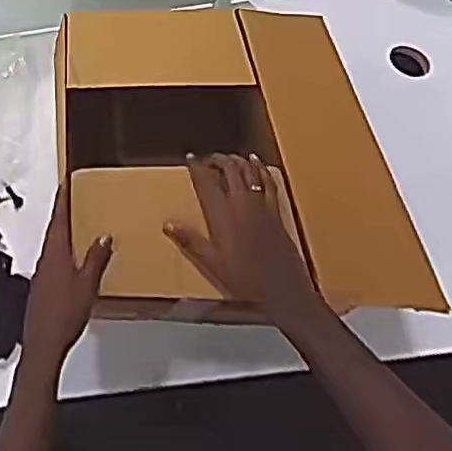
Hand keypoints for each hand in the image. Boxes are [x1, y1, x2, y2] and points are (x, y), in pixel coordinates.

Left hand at [20, 179, 111, 374]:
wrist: (43, 342)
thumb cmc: (63, 314)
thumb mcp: (87, 284)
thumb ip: (96, 259)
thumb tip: (103, 237)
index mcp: (55, 252)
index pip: (59, 218)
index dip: (62, 200)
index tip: (65, 183)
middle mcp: (46, 258)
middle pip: (55, 228)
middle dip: (64, 212)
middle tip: (73, 198)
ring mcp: (43, 271)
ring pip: (54, 243)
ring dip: (64, 231)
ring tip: (77, 224)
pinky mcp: (43, 284)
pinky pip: (54, 258)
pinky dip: (63, 249)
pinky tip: (73, 258)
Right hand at [166, 154, 319, 315]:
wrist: (284, 293)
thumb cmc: (245, 281)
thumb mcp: (212, 263)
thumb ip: (190, 240)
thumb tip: (168, 224)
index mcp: (223, 215)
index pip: (207, 182)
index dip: (197, 166)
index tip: (190, 158)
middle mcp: (242, 204)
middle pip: (230, 171)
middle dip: (218, 160)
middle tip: (208, 158)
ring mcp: (262, 207)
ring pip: (249, 173)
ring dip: (238, 161)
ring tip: (230, 157)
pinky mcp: (277, 213)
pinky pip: (268, 184)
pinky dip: (262, 171)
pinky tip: (259, 165)